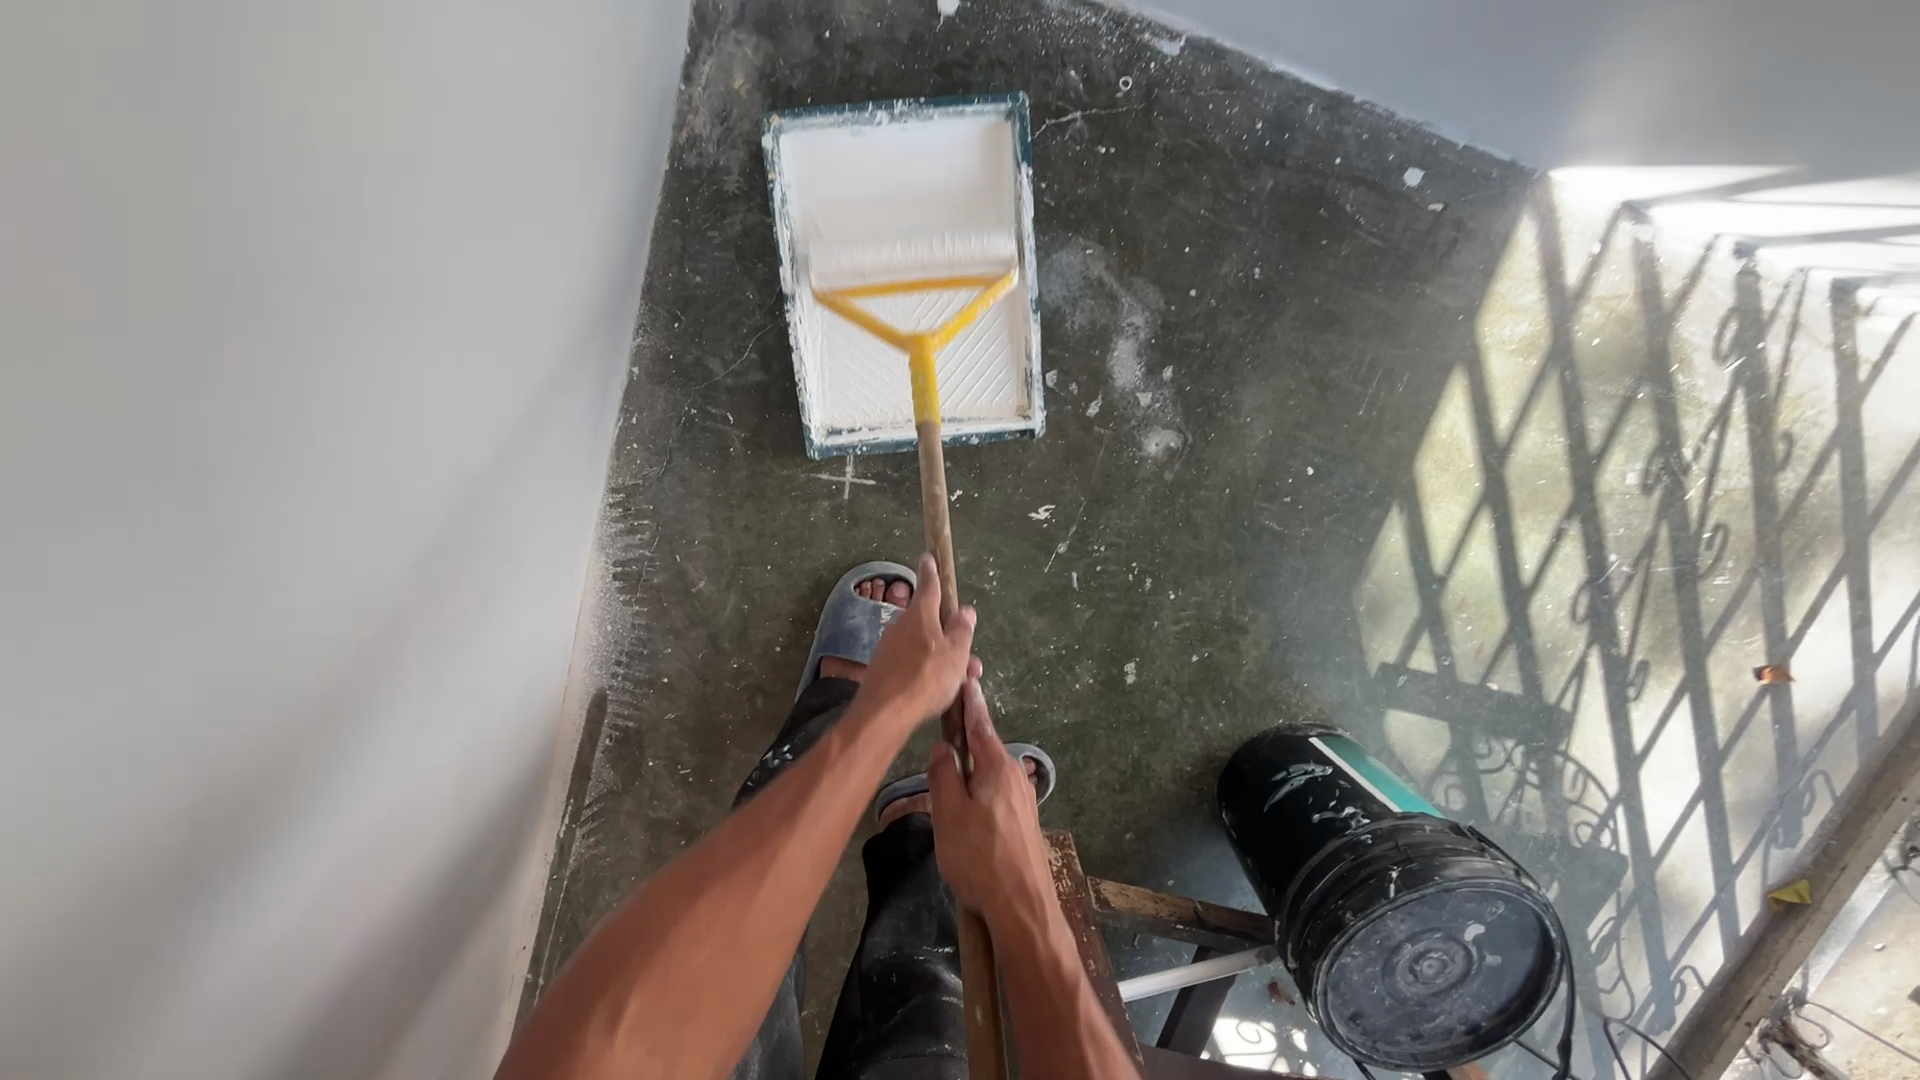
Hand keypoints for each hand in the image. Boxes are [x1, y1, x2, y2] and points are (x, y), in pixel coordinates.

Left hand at [854, 553, 976, 729]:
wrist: (885, 713)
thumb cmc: (926, 678)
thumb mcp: (956, 654)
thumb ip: (962, 630)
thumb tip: (965, 610)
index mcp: (920, 615)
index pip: (929, 586)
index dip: (932, 572)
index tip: (929, 558)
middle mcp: (901, 626)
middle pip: (930, 623)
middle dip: (950, 637)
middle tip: (969, 659)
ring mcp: (889, 647)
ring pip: (923, 646)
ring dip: (943, 658)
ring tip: (960, 681)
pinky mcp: (883, 669)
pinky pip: (911, 662)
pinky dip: (926, 671)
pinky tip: (937, 691)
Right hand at [927, 678, 1052, 929]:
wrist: (1024, 908)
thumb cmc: (980, 858)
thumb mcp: (949, 815)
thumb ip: (943, 776)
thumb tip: (943, 749)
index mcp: (997, 765)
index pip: (979, 722)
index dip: (970, 699)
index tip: (968, 675)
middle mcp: (1015, 775)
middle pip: (984, 750)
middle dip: (963, 747)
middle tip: (941, 754)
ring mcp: (1024, 799)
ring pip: (989, 776)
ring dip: (970, 778)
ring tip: (949, 798)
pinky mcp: (1024, 822)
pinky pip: (996, 795)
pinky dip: (979, 795)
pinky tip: (968, 820)